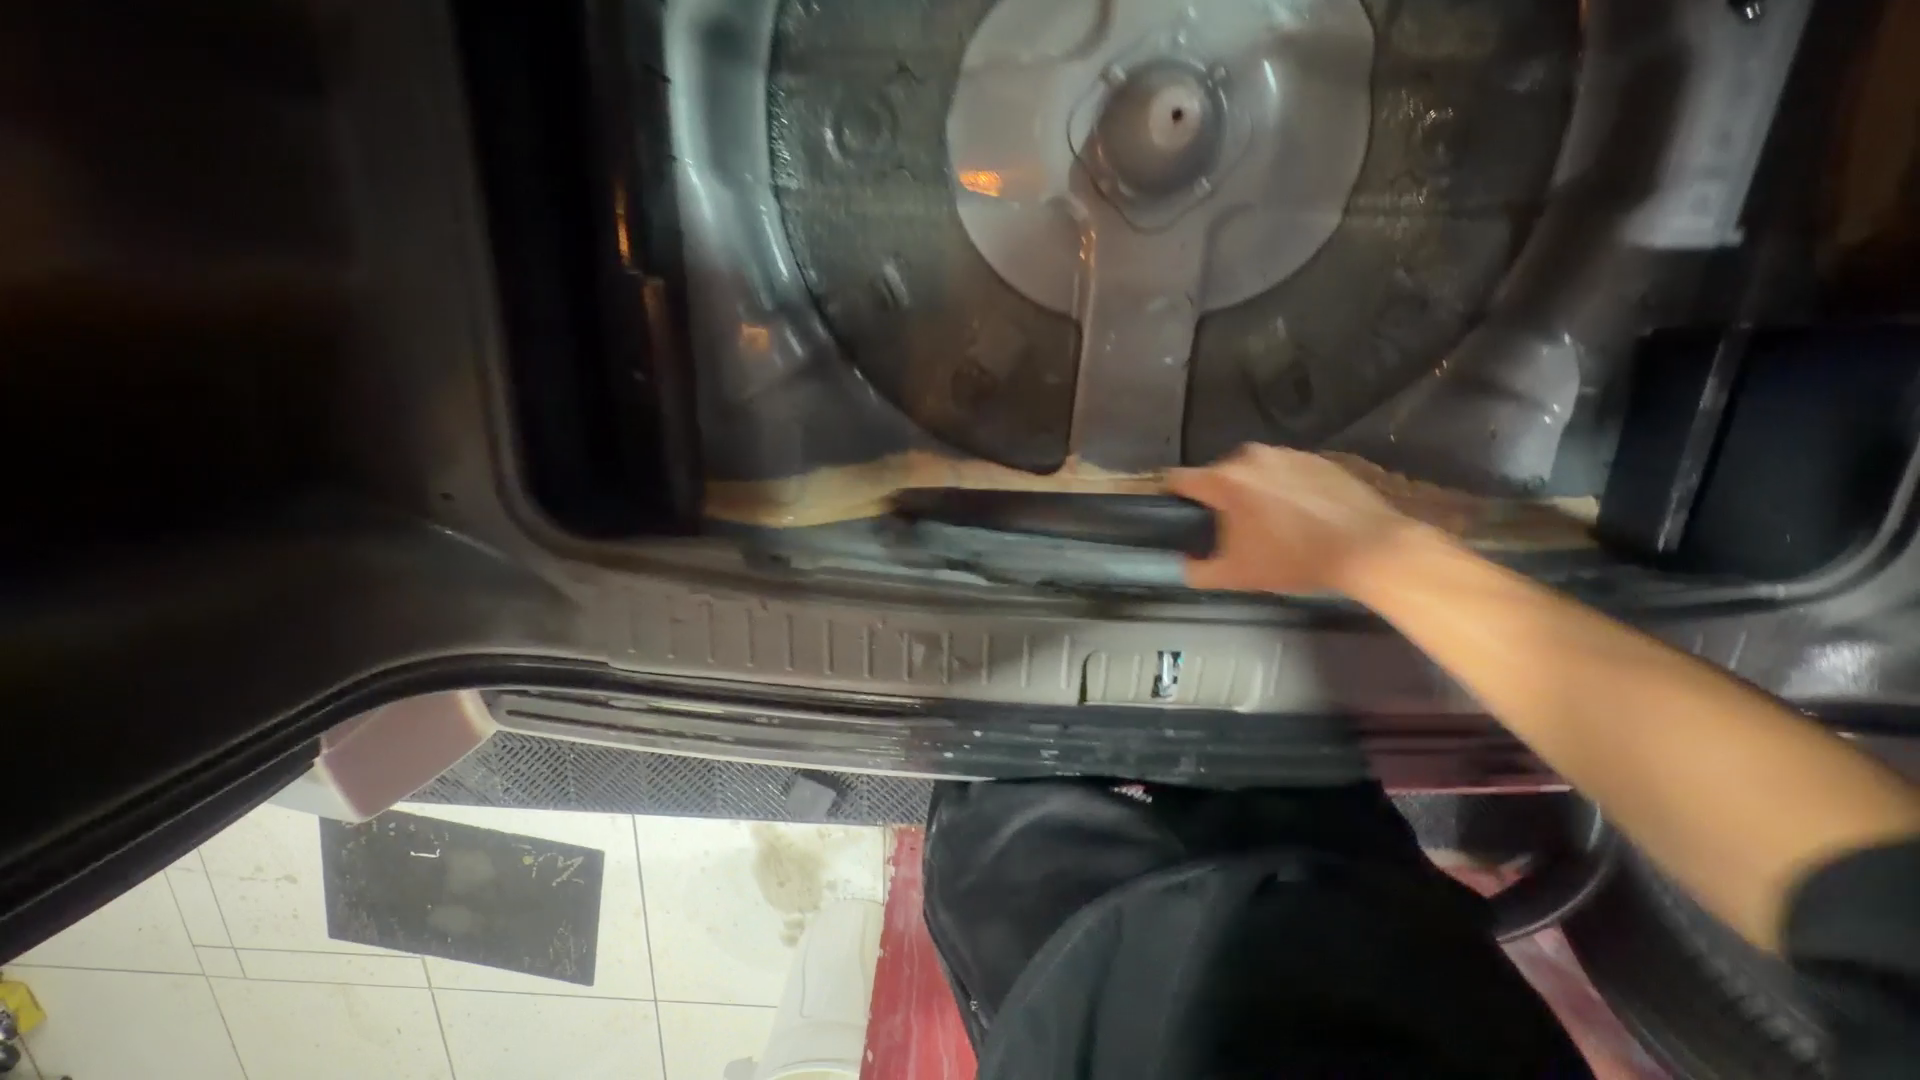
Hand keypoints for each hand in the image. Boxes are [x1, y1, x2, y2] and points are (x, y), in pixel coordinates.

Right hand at [1166, 444, 1411, 593]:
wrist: (1367, 547)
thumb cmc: (1293, 559)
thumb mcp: (1237, 575)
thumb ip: (1197, 571)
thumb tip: (1182, 565)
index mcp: (1225, 480)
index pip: (1178, 479)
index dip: (1170, 496)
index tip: (1174, 512)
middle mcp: (1251, 457)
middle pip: (1219, 474)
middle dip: (1219, 498)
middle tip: (1231, 529)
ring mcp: (1287, 454)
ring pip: (1254, 471)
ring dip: (1253, 492)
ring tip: (1270, 523)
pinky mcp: (1318, 459)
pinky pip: (1287, 472)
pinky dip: (1285, 489)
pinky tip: (1301, 516)